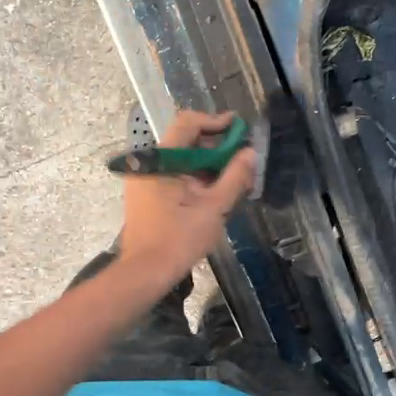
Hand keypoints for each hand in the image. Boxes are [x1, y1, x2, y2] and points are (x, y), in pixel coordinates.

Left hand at [116, 110, 258, 284]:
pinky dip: (194, 175)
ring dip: (206, 162)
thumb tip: (250, 152)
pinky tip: (214, 190)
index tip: (238, 128)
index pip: (187, 123)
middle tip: (241, 155)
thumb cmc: (178, 240)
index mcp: (160, 160)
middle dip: (215, 144)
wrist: (144, 273)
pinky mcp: (146, 194)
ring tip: (232, 174)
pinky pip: (173, 173)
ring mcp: (144, 179)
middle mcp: (148, 163)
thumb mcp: (214, 208)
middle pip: (184, 139)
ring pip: (180, 158)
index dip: (215, 121)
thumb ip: (234, 177)